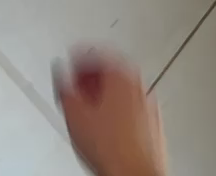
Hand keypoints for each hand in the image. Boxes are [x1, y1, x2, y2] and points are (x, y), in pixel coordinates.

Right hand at [56, 50, 166, 175]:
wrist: (135, 174)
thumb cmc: (111, 145)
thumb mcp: (73, 110)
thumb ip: (63, 84)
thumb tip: (59, 72)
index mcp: (121, 72)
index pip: (96, 52)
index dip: (78, 56)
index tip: (71, 60)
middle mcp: (139, 85)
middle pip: (112, 71)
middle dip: (92, 77)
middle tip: (78, 85)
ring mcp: (150, 106)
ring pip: (124, 92)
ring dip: (106, 95)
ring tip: (90, 108)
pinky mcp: (156, 127)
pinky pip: (134, 111)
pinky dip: (120, 112)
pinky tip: (108, 128)